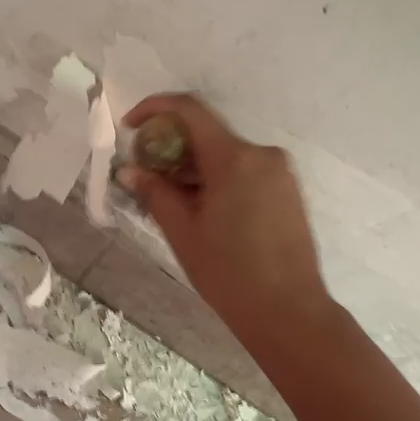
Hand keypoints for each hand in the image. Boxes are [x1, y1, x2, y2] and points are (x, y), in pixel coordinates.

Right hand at [119, 93, 333, 345]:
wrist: (288, 311)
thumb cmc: (229, 274)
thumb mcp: (183, 234)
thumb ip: (156, 194)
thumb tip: (131, 171)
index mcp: (234, 158)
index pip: (190, 110)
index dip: (155, 109)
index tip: (131, 128)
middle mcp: (262, 154)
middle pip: (208, 136)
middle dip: (173, 151)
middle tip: (148, 181)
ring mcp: (281, 173)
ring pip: (227, 157)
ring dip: (196, 171)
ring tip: (174, 206)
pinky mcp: (288, 193)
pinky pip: (246, 174)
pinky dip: (219, 183)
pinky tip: (205, 216)